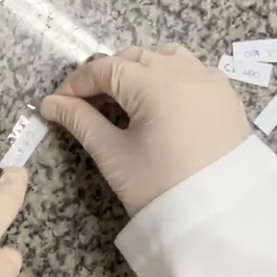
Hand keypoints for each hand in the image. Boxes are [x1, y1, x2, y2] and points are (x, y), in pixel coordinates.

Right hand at [41, 44, 247, 216]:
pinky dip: (168, 74)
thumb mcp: (113, 154)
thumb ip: (80, 121)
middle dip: (105, 76)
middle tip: (86, 103)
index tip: (57, 103)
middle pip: (132, 58)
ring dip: (138, 69)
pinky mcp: (226, 95)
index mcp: (154, 83)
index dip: (75, 83)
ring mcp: (210, 80)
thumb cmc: (159, 188)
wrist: (221, 220)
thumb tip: (51, 103)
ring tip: (124, 97)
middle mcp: (184, 71)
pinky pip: (191, 69)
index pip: (103, 69)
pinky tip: (159, 100)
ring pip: (163, 56)